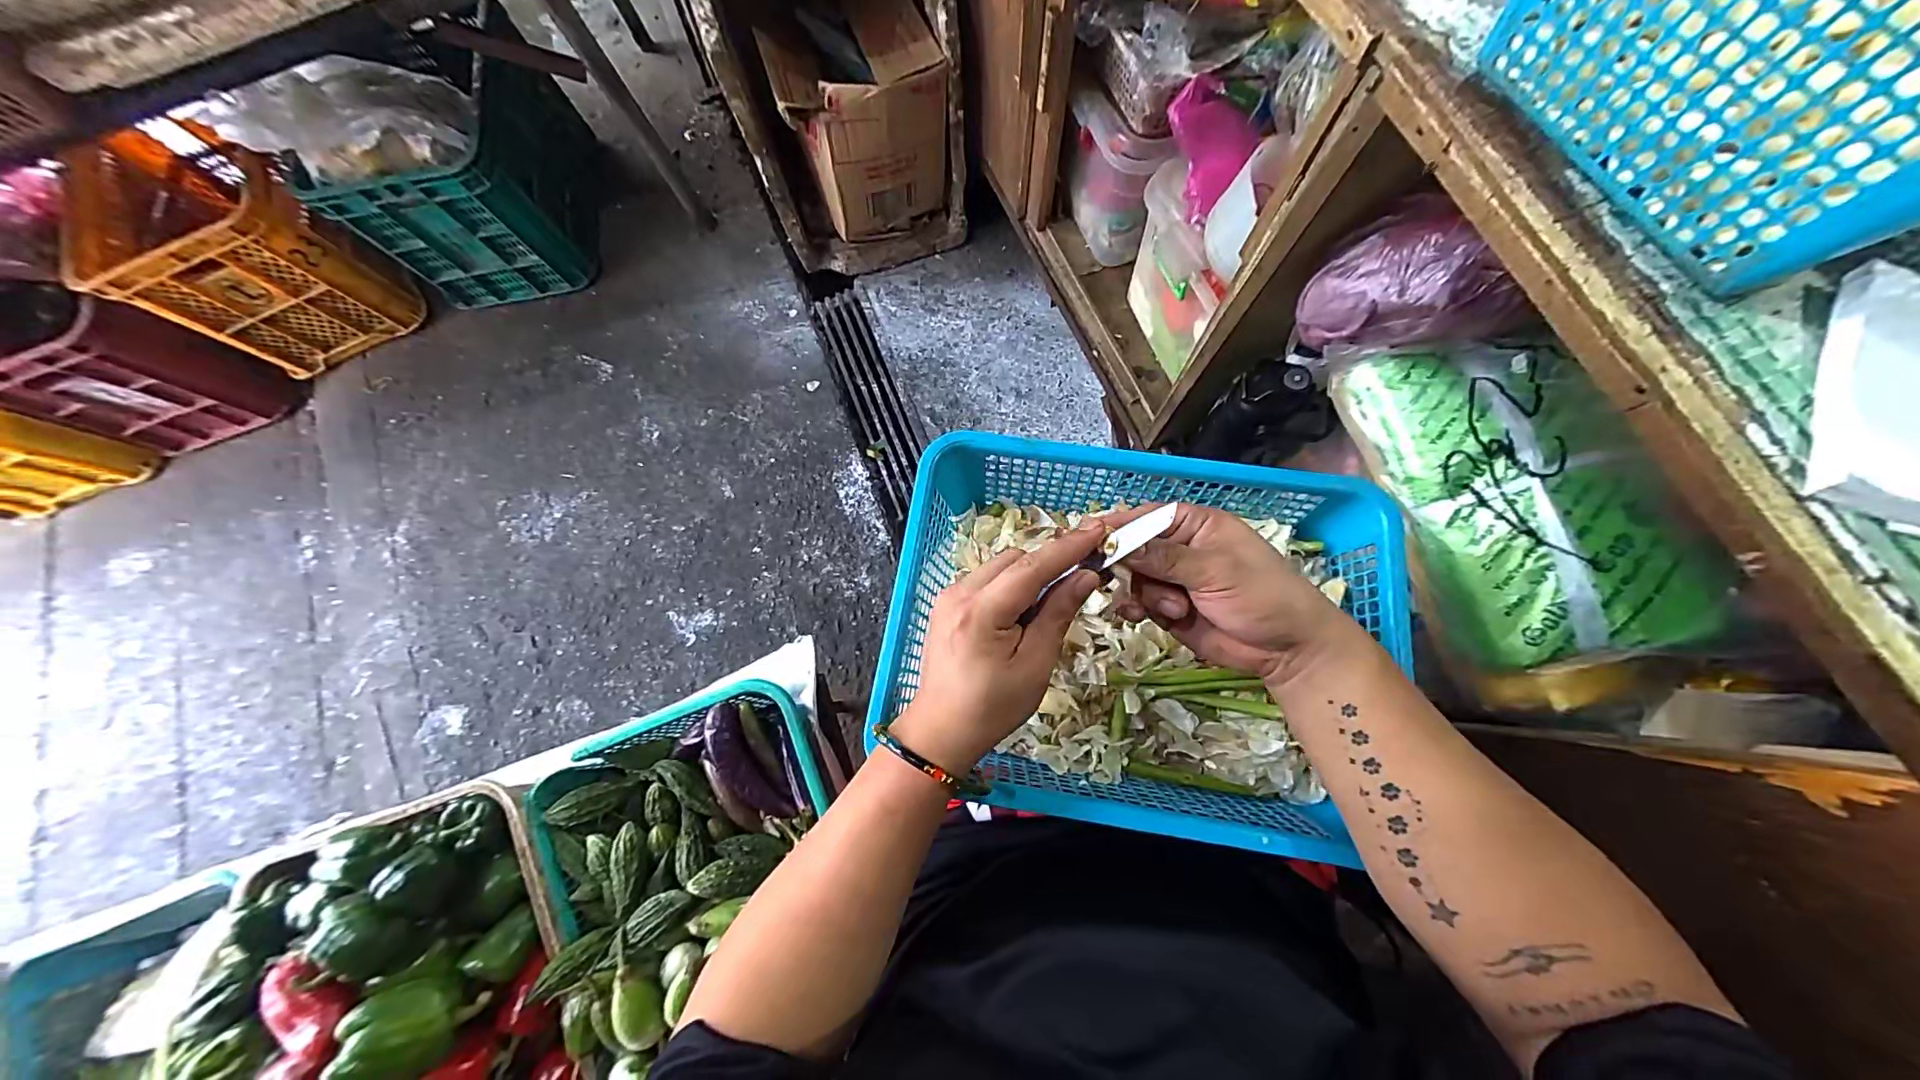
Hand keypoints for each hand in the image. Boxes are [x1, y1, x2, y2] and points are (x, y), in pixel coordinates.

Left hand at [890, 521, 1108, 773]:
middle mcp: (959, 593)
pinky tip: (1018, 617)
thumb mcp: (1035, 665)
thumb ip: (1058, 614)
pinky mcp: (947, 604)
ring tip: (1042, 614)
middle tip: (1080, 582)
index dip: (1069, 547)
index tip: (1099, 530)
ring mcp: (949, 596)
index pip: (1032, 566)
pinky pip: (986, 580)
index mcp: (981, 611)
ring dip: (1028, 577)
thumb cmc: (992, 708)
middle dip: (1048, 566)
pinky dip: (1009, 588)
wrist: (942, 730)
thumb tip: (1085, 577)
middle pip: (1015, 560)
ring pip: (1000, 566)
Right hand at [1109, 503, 1361, 684]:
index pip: (1148, 517)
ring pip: (1133, 578)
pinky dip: (1134, 608)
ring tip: (1172, 608)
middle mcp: (1180, 548)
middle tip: (1108, 575)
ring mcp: (1172, 579)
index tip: (1089, 536)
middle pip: (1132, 547)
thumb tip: (1120, 543)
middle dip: (1125, 563)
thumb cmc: (1262, 596)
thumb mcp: (1215, 571)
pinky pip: (1138, 602)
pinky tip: (1137, 615)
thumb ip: (1165, 557)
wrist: (1288, 650)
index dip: (1119, 525)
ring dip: (1144, 593)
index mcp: (1196, 525)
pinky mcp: (1167, 608)